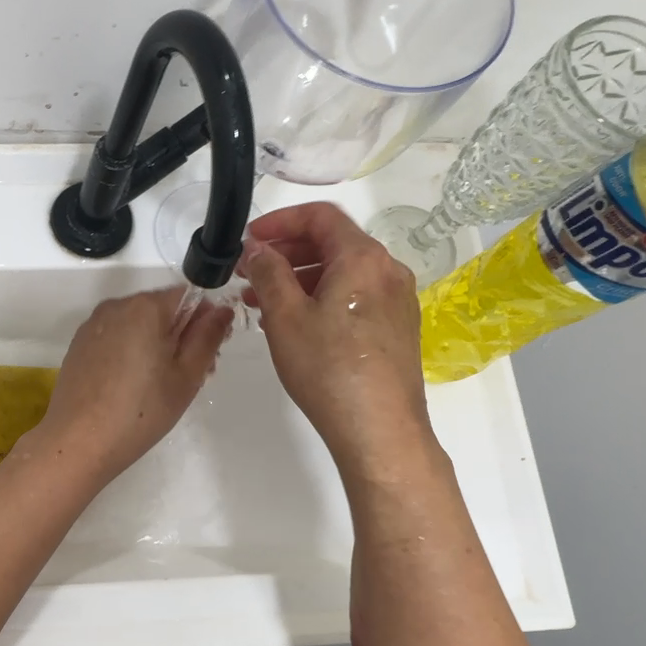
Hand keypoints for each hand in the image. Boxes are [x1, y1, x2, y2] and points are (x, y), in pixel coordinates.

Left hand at [28, 287, 232, 483]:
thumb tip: (222, 310)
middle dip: (182, 336)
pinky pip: (115, 339)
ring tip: (163, 388)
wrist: (78, 442)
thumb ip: (208, 336)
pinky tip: (133, 388)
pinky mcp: (79, 347)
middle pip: (161, 310)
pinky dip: (131, 354)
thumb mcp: (186, 376)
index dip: (206, 320)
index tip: (211, 353)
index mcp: (144, 307)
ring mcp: (92, 327)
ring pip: (137, 326)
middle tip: (193, 377)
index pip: (188, 296)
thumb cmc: (140, 411)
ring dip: (156, 347)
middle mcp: (115, 307)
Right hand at [239, 203, 433, 476]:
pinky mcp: (396, 328)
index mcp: (363, 258)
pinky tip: (296, 325)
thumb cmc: (327, 368)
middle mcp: (387, 271)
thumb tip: (257, 248)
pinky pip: (354, 296)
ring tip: (263, 302)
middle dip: (287, 251)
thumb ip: (269, 273)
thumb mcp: (285, 317)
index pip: (320, 216)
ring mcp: (397, 300)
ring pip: (343, 272)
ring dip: (301, 278)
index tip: (248, 241)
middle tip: (248, 272)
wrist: (378, 429)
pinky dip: (322, 297)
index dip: (279, 221)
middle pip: (333, 242)